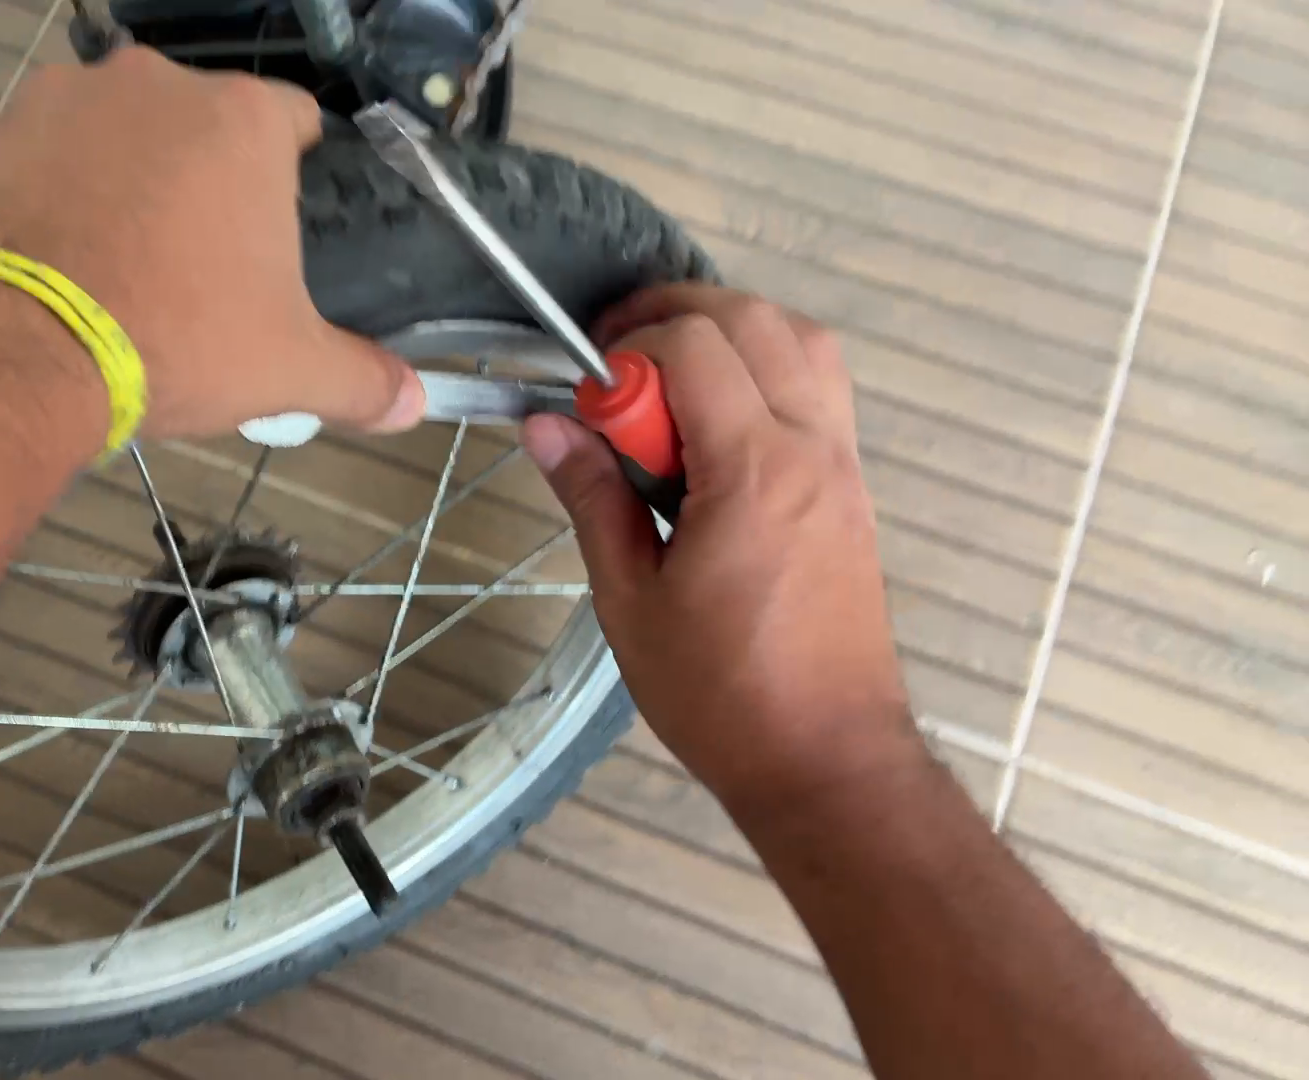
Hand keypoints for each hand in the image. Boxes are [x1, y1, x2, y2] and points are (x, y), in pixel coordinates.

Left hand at [0, 48, 422, 439]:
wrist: (16, 349)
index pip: (296, 122)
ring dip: (136, 189)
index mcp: (243, 125)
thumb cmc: (175, 340)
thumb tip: (414, 403)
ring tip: (129, 272)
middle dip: (213, 189)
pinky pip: (51, 160)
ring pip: (126, 140)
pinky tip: (65, 264)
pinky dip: (65, 198)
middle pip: (206, 133)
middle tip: (205, 272)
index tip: (282, 232)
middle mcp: (156, 86)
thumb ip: (362, 380)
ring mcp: (66, 99)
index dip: (298, 177)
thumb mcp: (288, 370)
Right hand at [522, 284, 922, 814]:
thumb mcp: (628, 596)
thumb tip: (544, 425)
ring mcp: (843, 464)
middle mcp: (812, 447)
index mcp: (753, 472)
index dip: (626, 350)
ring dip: (729, 333)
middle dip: (674, 315)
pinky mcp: (851, 488)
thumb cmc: (715, 689)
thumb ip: (591, 497)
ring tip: (666, 377)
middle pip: (756, 321)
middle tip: (613, 357)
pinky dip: (763, 367)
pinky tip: (712, 422)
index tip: (584, 396)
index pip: (693, 349)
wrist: (826, 760)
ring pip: (801, 341)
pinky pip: (817, 387)